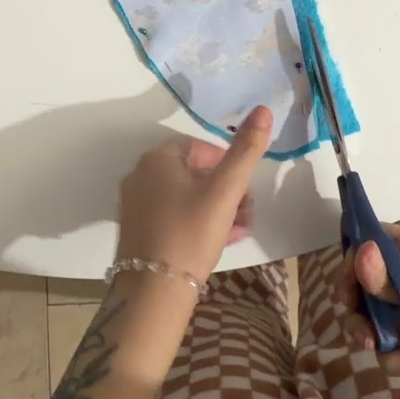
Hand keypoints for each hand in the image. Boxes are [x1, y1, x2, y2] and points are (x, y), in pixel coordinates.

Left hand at [114, 107, 272, 280]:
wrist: (154, 289)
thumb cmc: (191, 232)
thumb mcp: (225, 191)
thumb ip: (246, 151)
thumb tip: (263, 110)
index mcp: (157, 159)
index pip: (199, 147)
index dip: (227, 164)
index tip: (244, 187)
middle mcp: (140, 176)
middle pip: (194, 173)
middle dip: (226, 190)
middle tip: (247, 211)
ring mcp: (136, 205)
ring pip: (186, 197)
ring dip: (217, 208)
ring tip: (241, 229)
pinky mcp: (138, 230)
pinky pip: (173, 216)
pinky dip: (198, 222)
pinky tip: (222, 241)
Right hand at [344, 222, 399, 398]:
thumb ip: (397, 283)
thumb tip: (359, 252)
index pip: (378, 237)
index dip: (357, 248)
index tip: (347, 274)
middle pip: (366, 274)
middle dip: (354, 293)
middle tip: (352, 312)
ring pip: (370, 308)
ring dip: (363, 325)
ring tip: (372, 346)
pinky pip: (384, 340)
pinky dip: (386, 350)